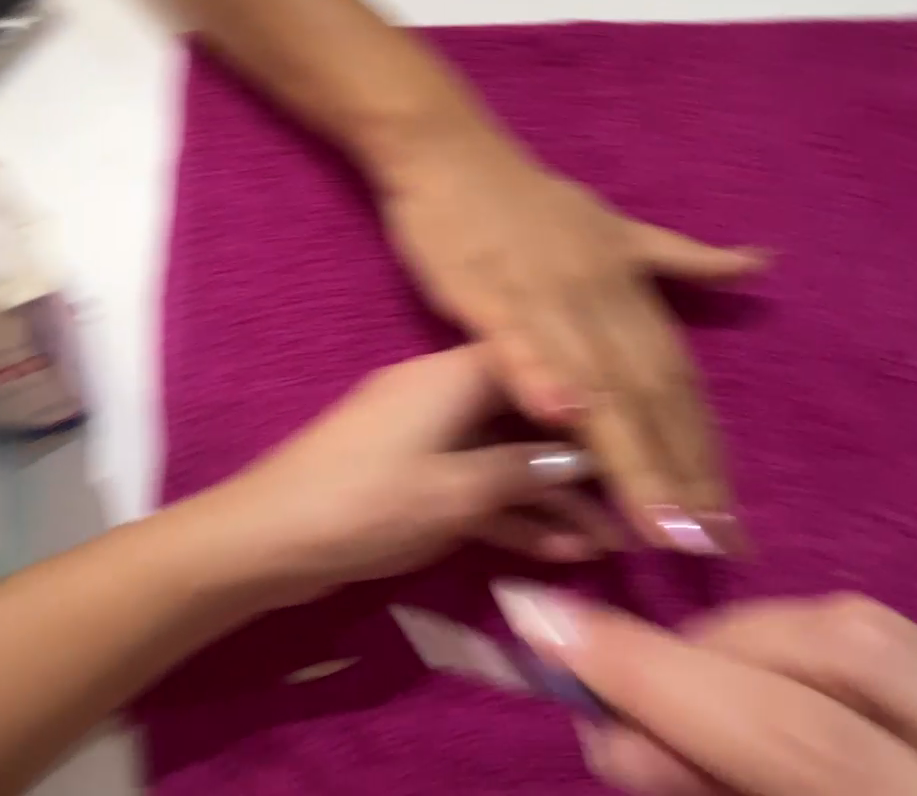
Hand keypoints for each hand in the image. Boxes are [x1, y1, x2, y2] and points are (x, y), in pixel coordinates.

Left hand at [184, 347, 621, 606]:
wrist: (271, 536)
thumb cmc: (368, 502)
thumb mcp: (456, 490)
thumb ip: (522, 473)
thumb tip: (581, 462)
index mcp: (448, 376)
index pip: (537, 366)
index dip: (592, 397)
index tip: (645, 431)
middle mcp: (437, 393)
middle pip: (524, 414)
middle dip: (579, 461)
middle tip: (639, 504)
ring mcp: (421, 435)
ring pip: (501, 457)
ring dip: (550, 498)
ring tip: (613, 542)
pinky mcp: (408, 474)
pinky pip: (472, 484)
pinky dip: (509, 513)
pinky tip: (559, 550)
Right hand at [375, 128, 765, 551]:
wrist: (445, 152)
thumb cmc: (521, 197)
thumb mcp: (610, 223)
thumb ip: (676, 257)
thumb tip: (756, 266)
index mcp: (625, 287)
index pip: (678, 382)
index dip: (706, 451)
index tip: (729, 523)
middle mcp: (597, 296)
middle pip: (649, 395)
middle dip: (682, 474)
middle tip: (712, 551)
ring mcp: (541, 293)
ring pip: (592, 381)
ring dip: (629, 454)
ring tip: (658, 529)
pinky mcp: (481, 289)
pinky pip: (514, 338)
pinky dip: (540, 373)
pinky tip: (561, 418)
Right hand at [495, 586, 916, 795]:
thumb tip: (615, 736)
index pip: (806, 745)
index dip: (657, 678)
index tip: (538, 620)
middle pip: (848, 648)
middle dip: (697, 648)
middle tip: (612, 666)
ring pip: (872, 632)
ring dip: (744, 646)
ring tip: (694, 695)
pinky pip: (905, 656)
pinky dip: (800, 664)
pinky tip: (770, 705)